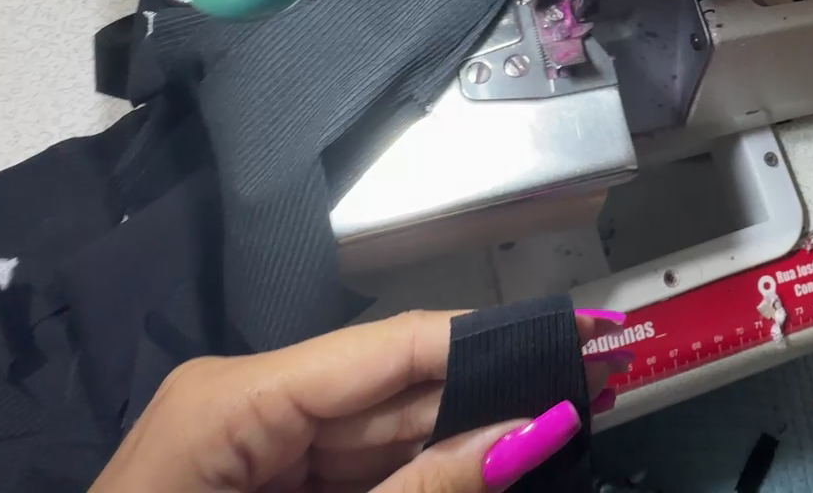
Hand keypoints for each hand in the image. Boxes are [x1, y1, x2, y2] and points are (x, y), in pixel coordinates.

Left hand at [91, 309, 625, 492]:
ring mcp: (252, 434)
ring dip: (456, 441)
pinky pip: (353, 462)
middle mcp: (249, 395)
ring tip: (538, 433)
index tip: (574, 338)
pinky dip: (412, 474)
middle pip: (395, 387)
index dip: (492, 342)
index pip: (395, 344)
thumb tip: (529, 433)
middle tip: (575, 398)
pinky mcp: (258, 470)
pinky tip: (473, 466)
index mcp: (237, 397)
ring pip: (381, 428)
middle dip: (483, 400)